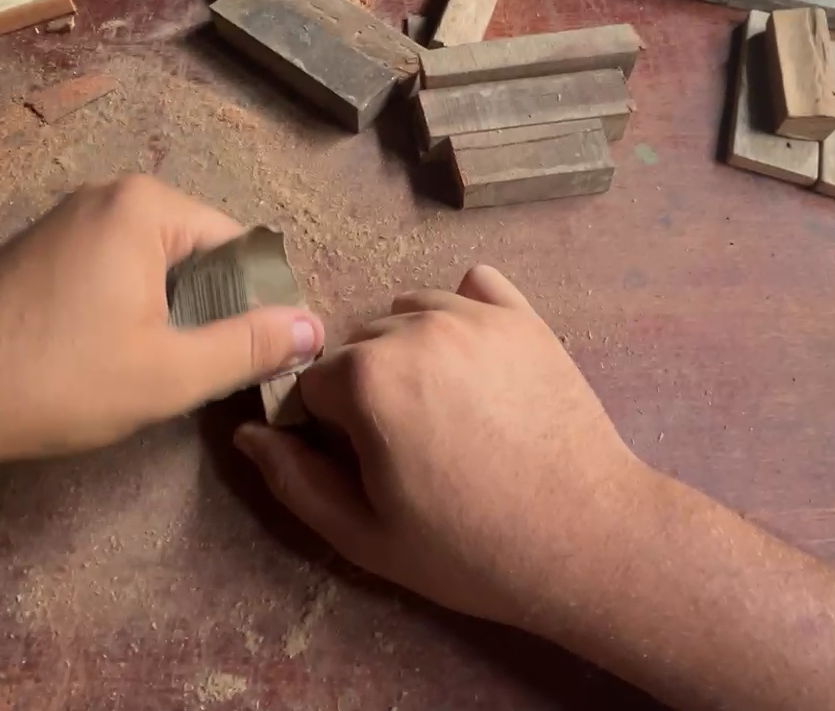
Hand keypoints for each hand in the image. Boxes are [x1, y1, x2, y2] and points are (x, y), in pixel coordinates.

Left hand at [0, 175, 324, 468]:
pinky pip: (117, 265)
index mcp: (147, 205)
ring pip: (158, 262)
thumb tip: (315, 327)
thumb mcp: (170, 373)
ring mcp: (70, 217)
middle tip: (201, 368)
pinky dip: (133, 304)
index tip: (257, 354)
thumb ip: (250, 346)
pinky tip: (111, 351)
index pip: (239, 244)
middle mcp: (110, 194)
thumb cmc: (55, 380)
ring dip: (173, 309)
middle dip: (212, 306)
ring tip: (158, 364)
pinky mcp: (43, 246)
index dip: (258, 300)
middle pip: (198, 249)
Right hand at [233, 266, 646, 628]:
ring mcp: (473, 313)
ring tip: (445, 401)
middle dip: (368, 385)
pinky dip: (461, 310)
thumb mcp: (365, 535)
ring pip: (409, 313)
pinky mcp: (520, 313)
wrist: (587, 538)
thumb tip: (247, 434)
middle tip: (411, 439)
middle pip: (359, 344)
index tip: (366, 459)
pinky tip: (476, 354)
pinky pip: (471, 286)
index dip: (331, 425)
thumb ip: (294, 479)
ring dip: (410, 347)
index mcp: (367, 377)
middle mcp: (414, 327)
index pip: (313, 383)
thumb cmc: (469, 547)